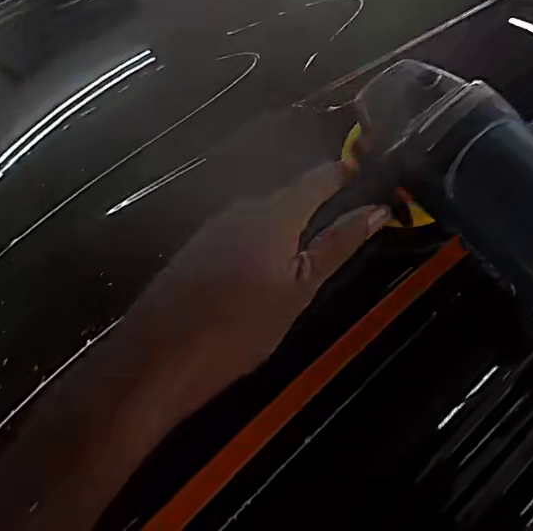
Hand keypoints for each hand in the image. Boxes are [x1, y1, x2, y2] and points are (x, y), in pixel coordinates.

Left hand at [0, 164, 384, 530]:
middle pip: (291, 193)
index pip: (319, 176)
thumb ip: (337, 246)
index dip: (346, 173)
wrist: (155, 359)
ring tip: (308, 255)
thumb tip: (376, 210)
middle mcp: (245, 206)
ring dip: (290, 224)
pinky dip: (264, 238)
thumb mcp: (298, 292)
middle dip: (319, 203)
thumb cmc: (237, 329)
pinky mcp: (199, 244)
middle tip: (345, 226)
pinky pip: (243, 228)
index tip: (369, 175)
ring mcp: (217, 223)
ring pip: (266, 212)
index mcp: (274, 211)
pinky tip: (265, 271)